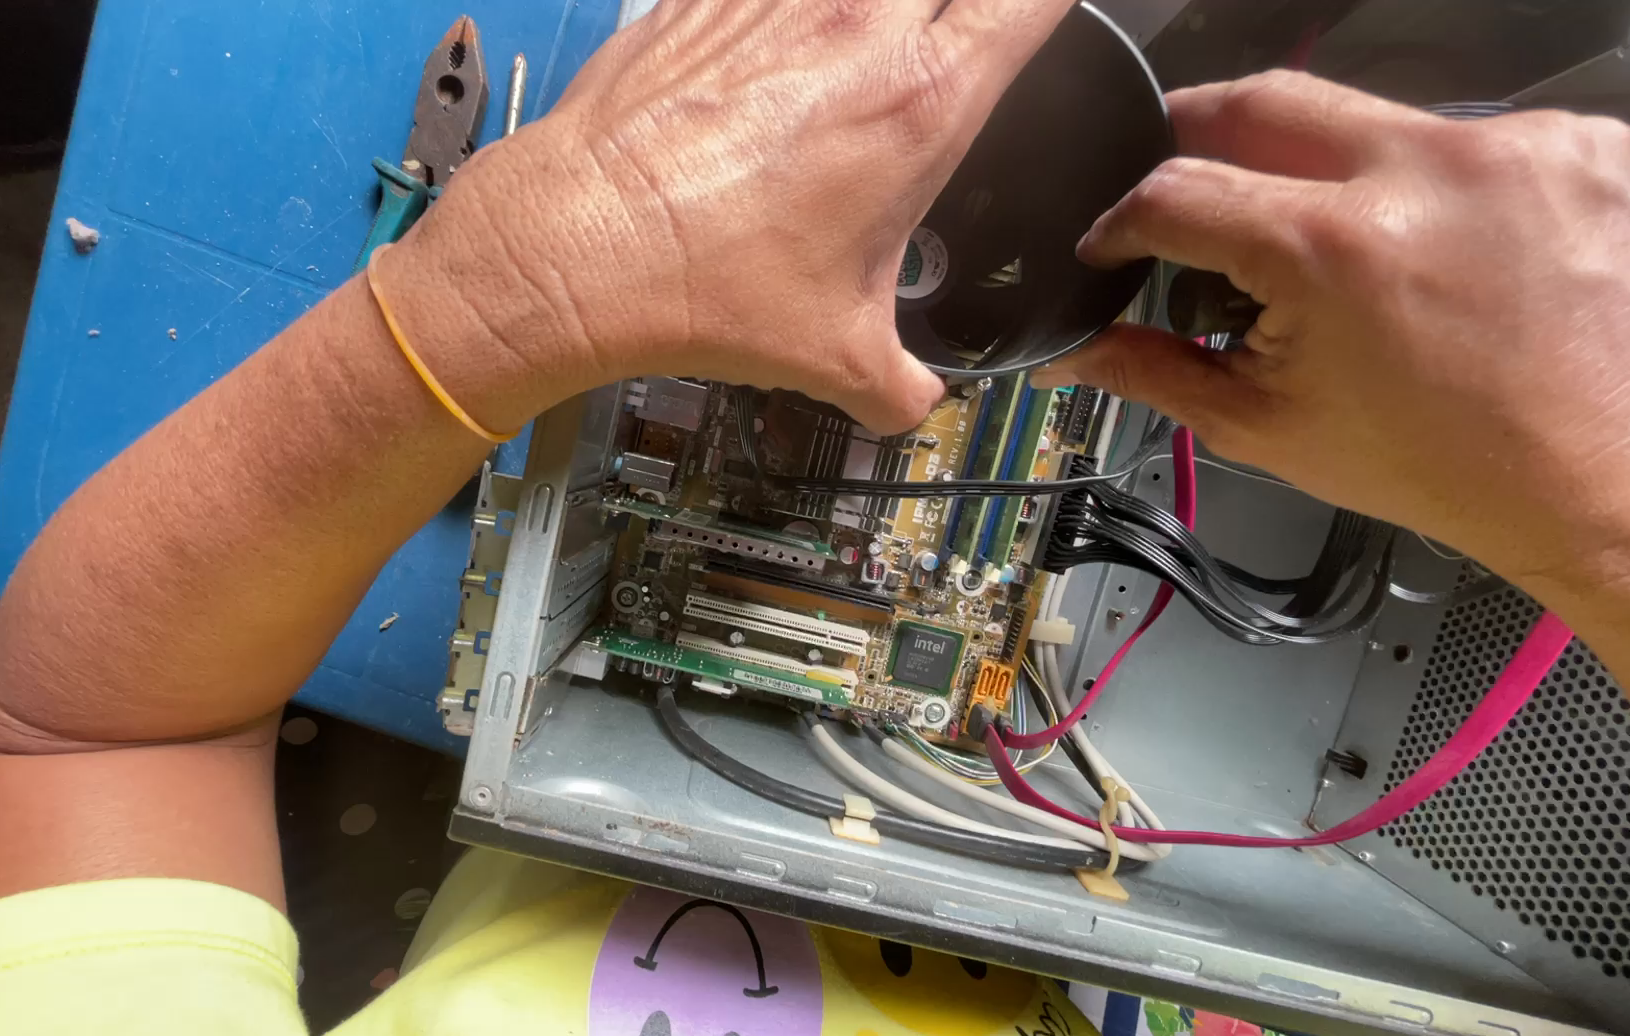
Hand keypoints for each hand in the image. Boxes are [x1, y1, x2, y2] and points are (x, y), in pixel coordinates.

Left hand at [412, 0, 1081, 433]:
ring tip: (849, 72)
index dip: (1044, 13)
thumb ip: (901, 387)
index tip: (1028, 40)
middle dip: (953, 14)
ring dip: (867, 20)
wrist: (585, 254)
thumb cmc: (711, 291)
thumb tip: (914, 401)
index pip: (1032, 0)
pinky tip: (768, 69)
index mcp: (920, 100)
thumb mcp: (835, 360)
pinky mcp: (704, 0)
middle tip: (939, 57)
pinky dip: (784, 19)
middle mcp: (857, 24)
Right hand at [1038, 71, 1629, 597]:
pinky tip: (1384, 244)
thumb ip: (1146, 370)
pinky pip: (1435, 136)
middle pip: (1258, 100)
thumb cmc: (1427, 462)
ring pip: (1348, 116)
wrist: (1606, 476)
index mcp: (1333, 252)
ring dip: (1288, 167)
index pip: (1177, 191)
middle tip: (1154, 183)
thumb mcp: (1254, 423)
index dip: (1119, 220)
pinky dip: (1383, 180)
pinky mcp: (1573, 143)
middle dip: (1183, 132)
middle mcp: (1428, 169)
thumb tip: (1071, 353)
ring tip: (1282, 243)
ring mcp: (1512, 144)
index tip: (1107, 244)